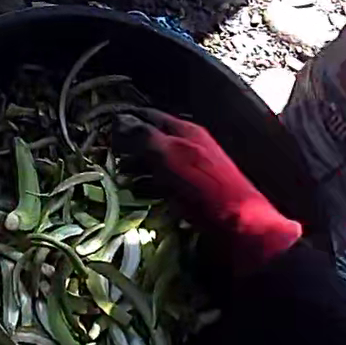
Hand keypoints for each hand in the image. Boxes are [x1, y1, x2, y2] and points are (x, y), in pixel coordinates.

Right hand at [114, 111, 301, 273]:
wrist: (241, 228)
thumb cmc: (204, 187)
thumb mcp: (170, 155)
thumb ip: (143, 136)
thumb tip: (118, 119)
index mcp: (185, 131)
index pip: (148, 116)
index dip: (126, 120)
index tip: (105, 130)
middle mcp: (187, 146)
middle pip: (150, 140)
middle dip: (127, 148)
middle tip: (109, 157)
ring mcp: (190, 170)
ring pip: (154, 163)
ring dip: (135, 169)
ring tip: (119, 178)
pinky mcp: (190, 193)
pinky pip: (162, 184)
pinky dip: (147, 187)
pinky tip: (137, 195)